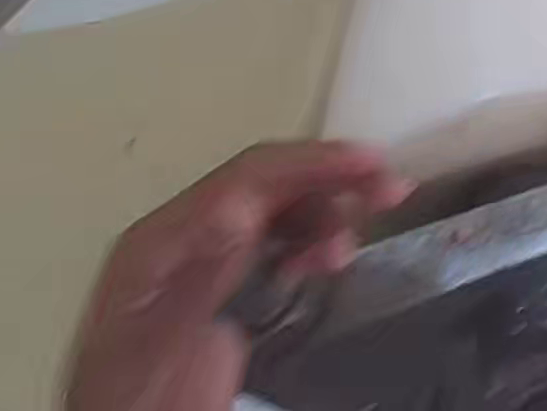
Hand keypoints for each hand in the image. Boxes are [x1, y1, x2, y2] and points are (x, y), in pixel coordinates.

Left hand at [65, 142, 412, 410]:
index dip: (315, 161)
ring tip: (348, 251)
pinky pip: (287, 230)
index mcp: (163, 240)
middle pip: (275, 179)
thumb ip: (202, 278)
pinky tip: (329, 259)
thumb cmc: (155, 407)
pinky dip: (320, 233)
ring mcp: (208, 251)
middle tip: (391, 190)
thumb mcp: (171, 351)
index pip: (250, 176)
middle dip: (337, 177)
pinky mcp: (231, 273)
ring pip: (288, 200)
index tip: (373, 164)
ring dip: (331, 212)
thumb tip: (242, 209)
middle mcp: (187, 231)